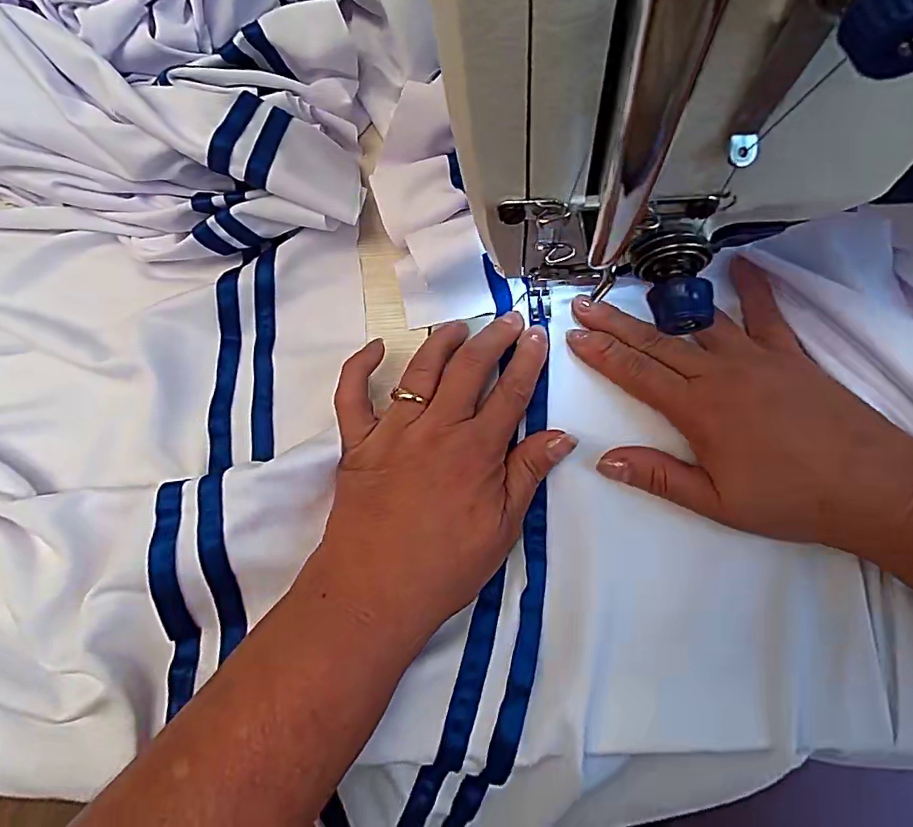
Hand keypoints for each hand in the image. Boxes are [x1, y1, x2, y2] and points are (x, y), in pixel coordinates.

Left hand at [307, 313, 572, 635]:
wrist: (374, 591)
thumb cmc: (443, 567)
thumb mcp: (501, 528)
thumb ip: (527, 474)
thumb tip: (560, 436)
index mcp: (475, 450)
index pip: (510, 392)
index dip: (527, 360)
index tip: (536, 336)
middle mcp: (436, 429)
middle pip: (469, 369)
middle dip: (493, 339)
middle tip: (507, 320)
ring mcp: (393, 431)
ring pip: (420, 370)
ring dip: (441, 342)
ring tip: (458, 326)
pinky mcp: (358, 441)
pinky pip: (352, 394)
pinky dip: (359, 367)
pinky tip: (374, 348)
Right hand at [564, 259, 912, 553]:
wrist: (877, 488)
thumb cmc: (793, 500)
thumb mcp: (718, 502)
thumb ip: (659, 477)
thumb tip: (605, 460)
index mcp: (698, 409)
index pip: (636, 372)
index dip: (601, 353)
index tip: (575, 336)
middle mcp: (720, 373)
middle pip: (655, 342)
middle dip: (613, 324)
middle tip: (583, 306)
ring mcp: (756, 358)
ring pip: (697, 324)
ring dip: (660, 309)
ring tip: (633, 292)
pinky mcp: (790, 354)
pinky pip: (767, 314)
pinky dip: (754, 288)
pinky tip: (744, 266)